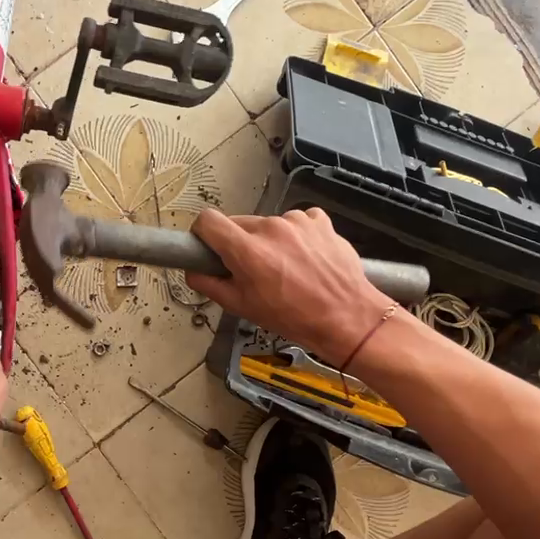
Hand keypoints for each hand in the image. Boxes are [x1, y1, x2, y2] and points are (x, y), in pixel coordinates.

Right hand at [185, 207, 394, 362]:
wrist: (346, 317)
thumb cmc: (295, 317)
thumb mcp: (242, 307)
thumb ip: (209, 285)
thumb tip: (193, 272)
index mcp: (247, 251)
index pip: (208, 221)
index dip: (203, 233)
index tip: (207, 245)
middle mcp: (271, 229)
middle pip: (238, 224)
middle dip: (238, 243)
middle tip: (250, 270)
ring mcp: (297, 222)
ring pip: (268, 224)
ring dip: (269, 241)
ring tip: (284, 269)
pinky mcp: (319, 221)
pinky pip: (297, 221)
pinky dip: (295, 236)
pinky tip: (303, 258)